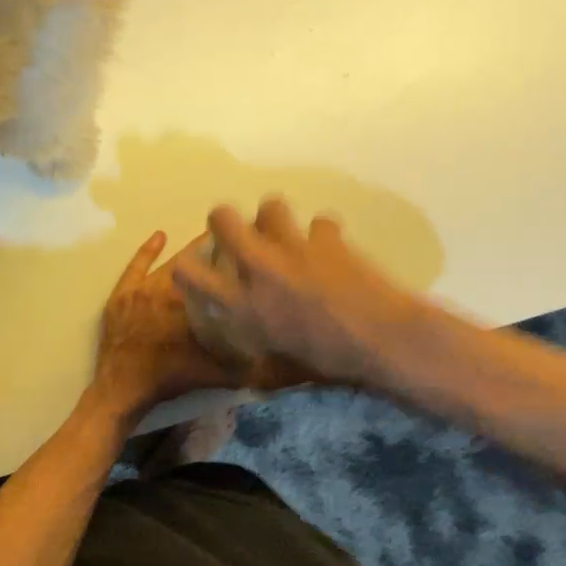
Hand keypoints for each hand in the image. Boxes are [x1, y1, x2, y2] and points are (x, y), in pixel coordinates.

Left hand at [88, 231, 241, 420]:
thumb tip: (273, 365)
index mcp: (191, 308)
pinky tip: (160, 235)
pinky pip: (137, 266)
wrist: (122, 388)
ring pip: (170, 265)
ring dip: (188, 253)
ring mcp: (142, 290)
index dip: (236, 266)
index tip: (251, 255)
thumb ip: (242, 369)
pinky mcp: (123, 295)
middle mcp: (168, 291)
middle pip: (196, 266)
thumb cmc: (167, 378)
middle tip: (233, 242)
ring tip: (207, 237)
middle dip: (215, 254)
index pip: (217, 280)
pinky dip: (148, 250)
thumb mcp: (211, 375)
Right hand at [173, 196, 429, 386]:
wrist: (379, 339)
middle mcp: (259, 268)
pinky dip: (324, 235)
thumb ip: (258, 339)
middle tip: (239, 233)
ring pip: (271, 205)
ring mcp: (294, 247)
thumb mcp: (278, 359)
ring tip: (286, 236)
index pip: (188, 272)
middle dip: (225, 220)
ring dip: (275, 218)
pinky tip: (331, 249)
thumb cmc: (326, 359)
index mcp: (241, 304)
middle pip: (223, 217)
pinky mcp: (328, 238)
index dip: (186, 266)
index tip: (196, 268)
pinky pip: (321, 222)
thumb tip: (250, 349)